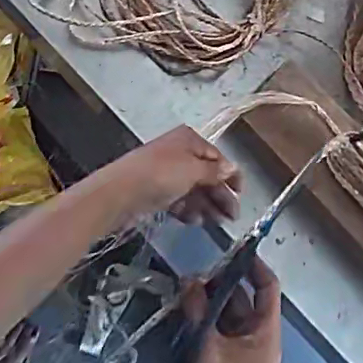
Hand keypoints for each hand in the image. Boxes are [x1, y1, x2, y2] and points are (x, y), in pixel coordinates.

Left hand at [92, 126, 240, 229]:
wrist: (121, 191)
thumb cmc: (161, 174)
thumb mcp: (193, 170)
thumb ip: (214, 172)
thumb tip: (232, 168)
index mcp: (190, 140)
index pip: (217, 157)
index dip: (230, 175)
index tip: (241, 194)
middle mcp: (180, 152)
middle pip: (206, 174)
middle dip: (220, 194)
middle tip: (232, 216)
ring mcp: (167, 172)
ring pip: (194, 188)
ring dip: (206, 204)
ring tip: (215, 222)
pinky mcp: (157, 190)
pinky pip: (179, 199)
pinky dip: (188, 208)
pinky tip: (194, 220)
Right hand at [183, 258, 282, 362]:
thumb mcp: (209, 351)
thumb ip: (199, 313)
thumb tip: (189, 280)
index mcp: (266, 334)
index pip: (267, 287)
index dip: (254, 265)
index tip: (234, 249)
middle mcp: (256, 339)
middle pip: (241, 298)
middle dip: (218, 283)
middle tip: (194, 273)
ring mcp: (240, 352)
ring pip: (225, 314)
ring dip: (206, 300)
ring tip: (184, 289)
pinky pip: (215, 331)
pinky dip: (202, 318)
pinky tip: (184, 310)